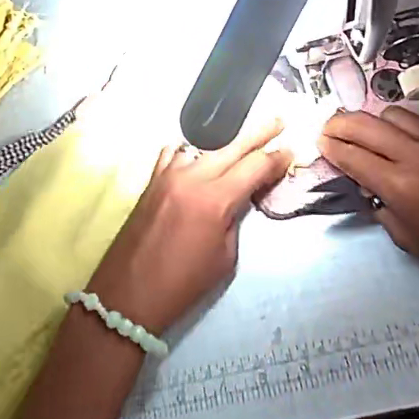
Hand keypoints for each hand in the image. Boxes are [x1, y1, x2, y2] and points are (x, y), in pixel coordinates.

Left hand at [84, 117, 290, 332]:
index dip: (277, 157)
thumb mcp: (225, 256)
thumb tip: (241, 197)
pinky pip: (176, 154)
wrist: (127, 296)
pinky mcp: (152, 181)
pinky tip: (201, 156)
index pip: (255, 166)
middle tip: (278, 121)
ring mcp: (168, 175)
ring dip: (227, 142)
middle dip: (259, 134)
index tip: (291, 151)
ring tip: (243, 140)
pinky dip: (193, 151)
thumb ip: (236, 217)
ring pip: (204, 146)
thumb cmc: (183, 284)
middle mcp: (191, 178)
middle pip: (233, 146)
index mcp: (215, 199)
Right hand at [317, 107, 418, 306]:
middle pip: (366, 122)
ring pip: (398, 114)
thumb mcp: (410, 240)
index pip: (352, 155)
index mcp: (402, 185)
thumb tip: (371, 186)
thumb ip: (383, 207)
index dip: (330, 147)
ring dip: (378, 124)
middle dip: (341, 123)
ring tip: (377, 138)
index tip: (320, 142)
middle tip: (331, 128)